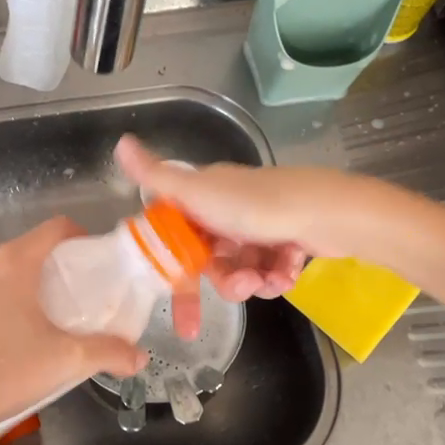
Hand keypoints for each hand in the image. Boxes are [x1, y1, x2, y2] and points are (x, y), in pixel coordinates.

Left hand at [0, 217, 147, 444]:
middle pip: (18, 252)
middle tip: (56, 300)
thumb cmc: (5, 377)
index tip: (87, 258)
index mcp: (12, 264)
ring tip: (13, 322)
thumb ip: (109, 353)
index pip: (54, 229)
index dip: (76, 237)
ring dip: (1, 286)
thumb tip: (140, 357)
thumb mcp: (66, 363)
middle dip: (39, 270)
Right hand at [116, 135, 349, 300]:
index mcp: (205, 194)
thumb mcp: (197, 191)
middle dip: (225, 279)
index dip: (175, 268)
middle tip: (242, 288)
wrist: (326, 211)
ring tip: (270, 281)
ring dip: (253, 281)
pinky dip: (277, 276)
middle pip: (213, 258)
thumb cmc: (255, 204)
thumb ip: (156, 176)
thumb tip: (119, 142)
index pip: (178, 235)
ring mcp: (261, 223)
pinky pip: (271, 268)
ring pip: (243, 267)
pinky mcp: (289, 238)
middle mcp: (230, 206)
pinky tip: (288, 275)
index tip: (179, 301)